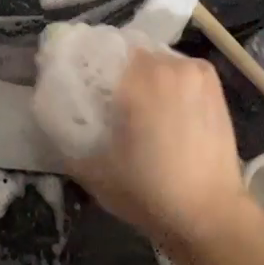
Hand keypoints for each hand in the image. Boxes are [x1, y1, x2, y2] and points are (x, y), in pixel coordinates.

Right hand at [66, 48, 248, 247]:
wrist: (211, 214)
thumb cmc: (150, 193)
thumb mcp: (96, 172)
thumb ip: (67, 139)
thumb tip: (51, 114)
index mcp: (136, 81)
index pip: (101, 50)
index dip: (89, 63)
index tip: (83, 81)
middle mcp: (165, 65)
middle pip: (129, 52)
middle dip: (118, 69)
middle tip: (112, 97)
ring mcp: (193, 70)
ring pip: (156, 58)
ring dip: (146, 72)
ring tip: (141, 102)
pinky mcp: (212, 81)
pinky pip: (180, 67)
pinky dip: (171, 78)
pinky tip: (168, 104)